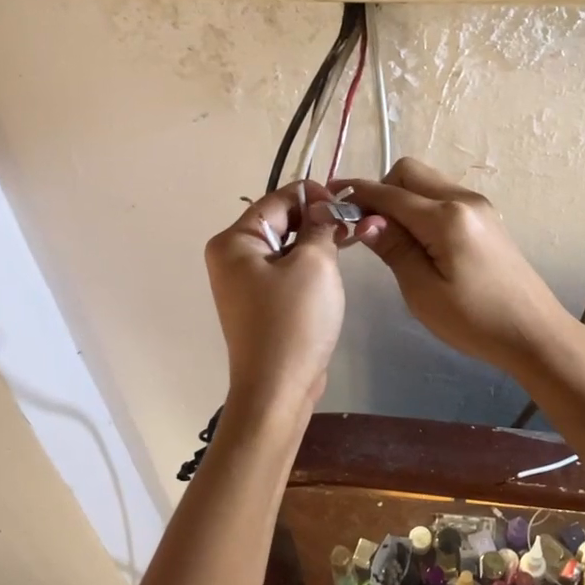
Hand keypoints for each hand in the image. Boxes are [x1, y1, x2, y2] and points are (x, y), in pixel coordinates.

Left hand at [204, 181, 348, 414]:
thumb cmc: (294, 321)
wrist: (277, 389)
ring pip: (285, 246)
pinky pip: (285, 271)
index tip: (347, 203)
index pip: (277, 199)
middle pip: (279, 221)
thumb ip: (319, 226)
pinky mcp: (260, 304)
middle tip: (354, 224)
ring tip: (350, 242)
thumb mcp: (314, 264)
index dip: (313, 194)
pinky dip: (308, 265)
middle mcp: (231, 257)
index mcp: (234, 241)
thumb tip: (322, 206)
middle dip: (316, 218)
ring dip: (315, 242)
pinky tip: (334, 267)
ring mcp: (243, 283)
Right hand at [333, 158, 580, 374]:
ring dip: (401, 198)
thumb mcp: (423, 292)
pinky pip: (443, 197)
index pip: (389, 194)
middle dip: (381, 190)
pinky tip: (416, 240)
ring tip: (390, 237)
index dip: (356, 194)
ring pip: (427, 182)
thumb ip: (394, 250)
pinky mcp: (486, 219)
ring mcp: (478, 206)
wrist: (534, 334)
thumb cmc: (475, 321)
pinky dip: (421, 207)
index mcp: (446, 218)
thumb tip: (365, 220)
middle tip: (367, 227)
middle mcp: (463, 200)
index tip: (329, 200)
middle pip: (409, 173)